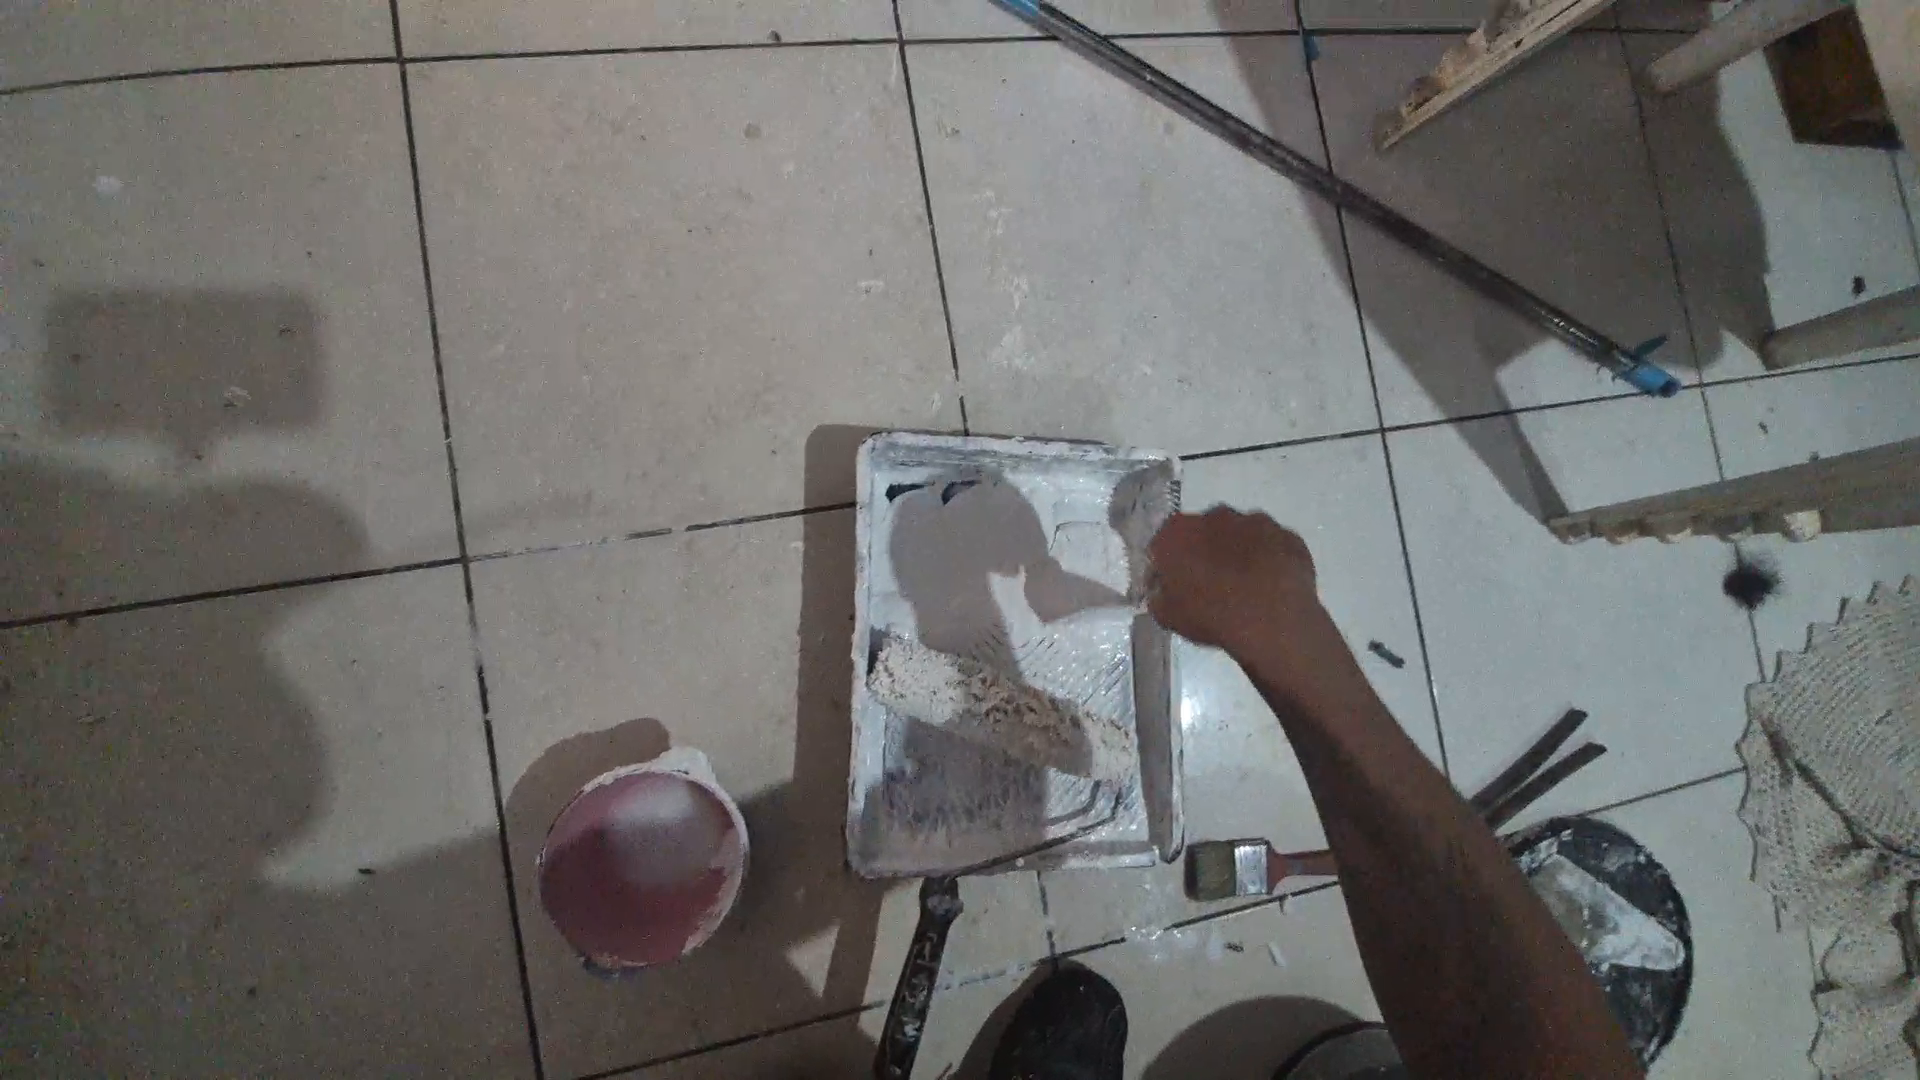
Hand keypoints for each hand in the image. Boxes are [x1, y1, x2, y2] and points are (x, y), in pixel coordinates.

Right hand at [1146, 508, 1327, 654]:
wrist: (1272, 623)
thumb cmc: (1210, 616)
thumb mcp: (1167, 615)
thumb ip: (1158, 594)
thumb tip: (1163, 588)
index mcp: (1177, 531)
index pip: (1164, 542)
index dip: (1169, 563)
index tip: (1175, 584)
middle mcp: (1215, 516)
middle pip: (1204, 531)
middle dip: (1205, 551)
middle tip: (1210, 583)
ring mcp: (1256, 522)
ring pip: (1240, 534)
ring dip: (1238, 551)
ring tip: (1244, 585)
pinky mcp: (1288, 535)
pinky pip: (1271, 545)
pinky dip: (1268, 559)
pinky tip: (1269, 585)